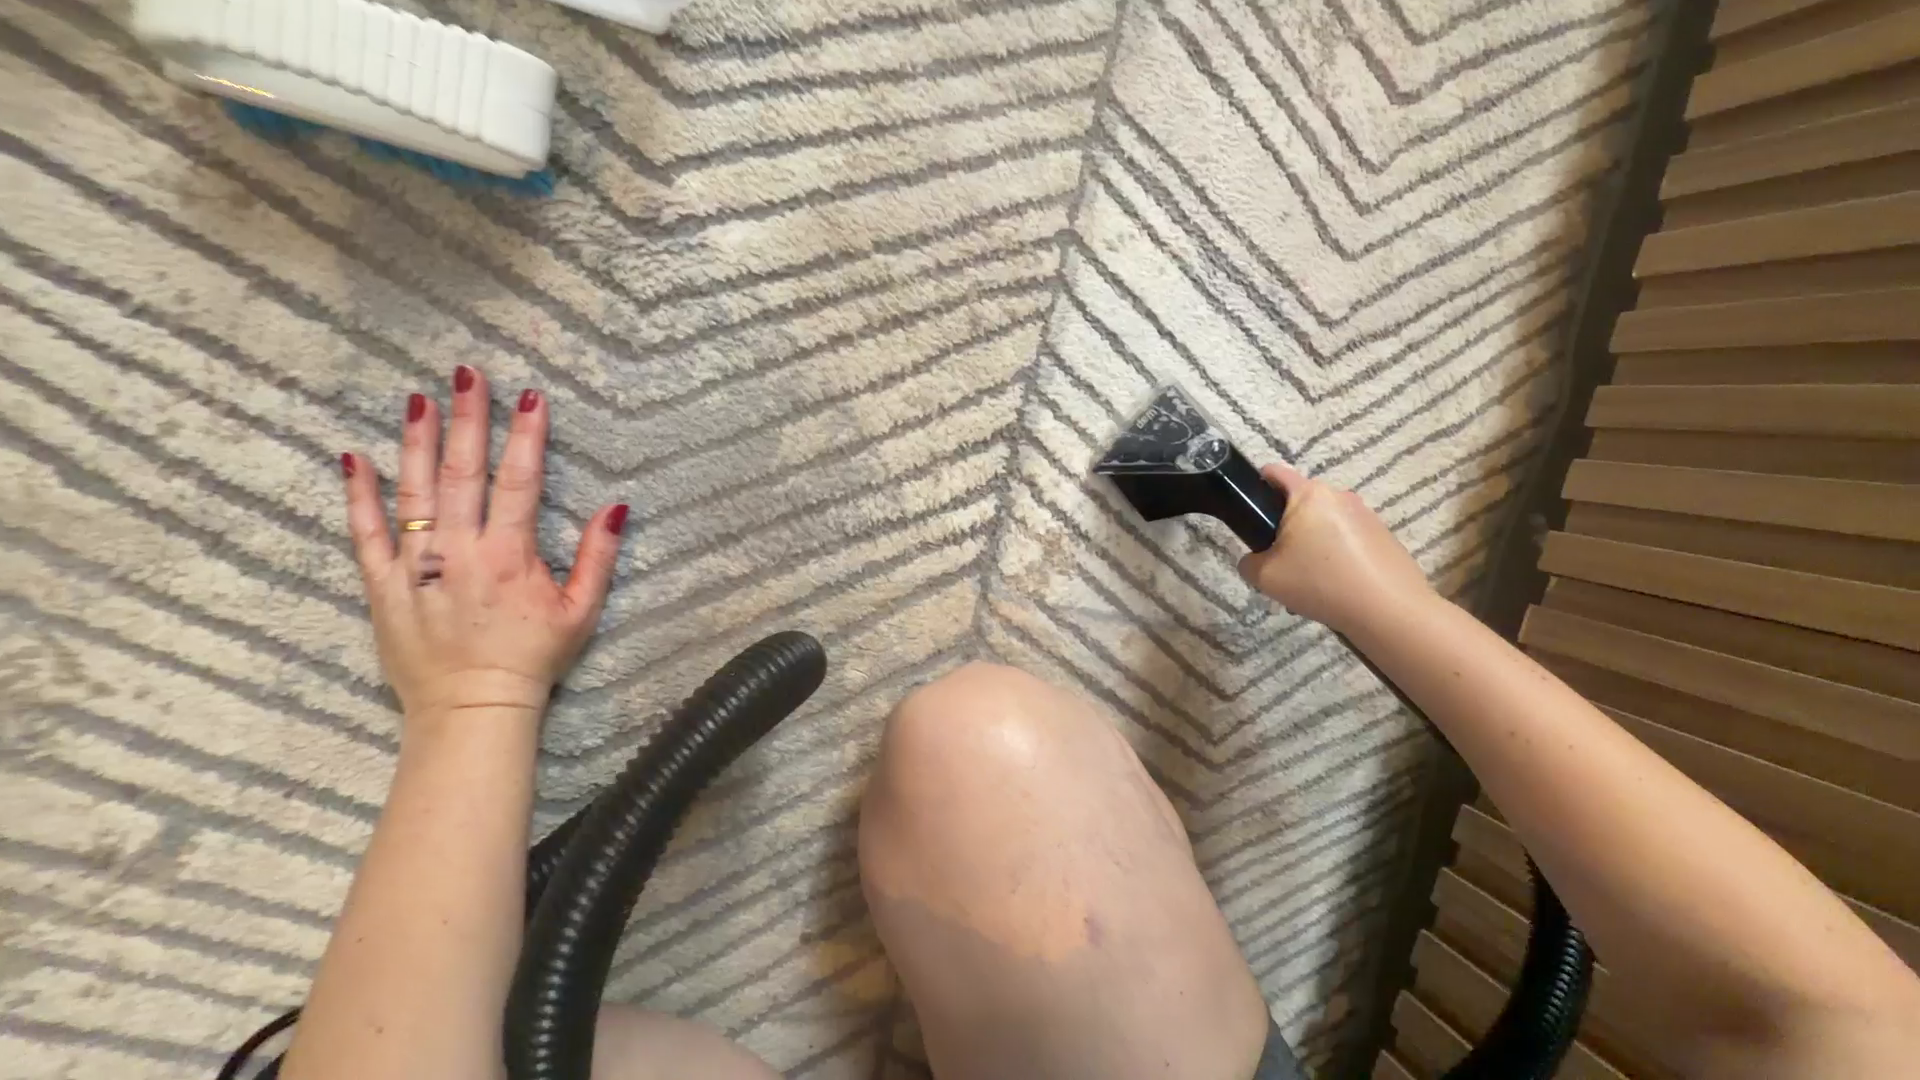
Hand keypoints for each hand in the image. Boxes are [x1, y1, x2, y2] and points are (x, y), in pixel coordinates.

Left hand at [339, 366, 628, 721]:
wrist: (472, 708)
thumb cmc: (533, 658)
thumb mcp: (581, 611)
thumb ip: (598, 558)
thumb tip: (616, 507)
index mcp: (509, 556)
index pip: (519, 482)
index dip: (526, 437)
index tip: (530, 397)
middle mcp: (459, 552)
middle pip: (462, 473)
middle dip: (467, 420)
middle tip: (466, 375)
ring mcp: (415, 566)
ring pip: (413, 493)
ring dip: (416, 443)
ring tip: (417, 400)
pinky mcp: (382, 585)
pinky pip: (363, 534)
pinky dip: (358, 495)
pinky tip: (354, 458)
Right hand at [1238, 464, 1435, 634]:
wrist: (1388, 610)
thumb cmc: (1320, 583)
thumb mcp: (1264, 578)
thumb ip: (1248, 562)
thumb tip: (1256, 559)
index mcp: (1308, 494)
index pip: (1274, 472)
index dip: (1255, 486)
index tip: (1250, 514)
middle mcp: (1338, 495)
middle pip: (1299, 502)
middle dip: (1286, 527)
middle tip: (1281, 562)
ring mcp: (1365, 513)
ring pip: (1324, 522)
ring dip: (1312, 542)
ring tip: (1312, 580)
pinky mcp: (1383, 534)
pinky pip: (1347, 537)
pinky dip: (1336, 554)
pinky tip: (1337, 584)